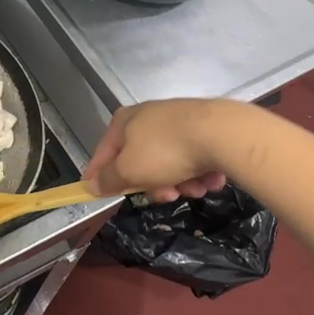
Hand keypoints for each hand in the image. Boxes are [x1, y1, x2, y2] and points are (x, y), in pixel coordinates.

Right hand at [82, 99, 236, 200]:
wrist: (220, 134)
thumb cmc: (165, 151)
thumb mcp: (130, 170)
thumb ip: (109, 179)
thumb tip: (92, 184)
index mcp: (124, 121)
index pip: (104, 152)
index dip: (99, 174)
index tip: (97, 193)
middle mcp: (147, 118)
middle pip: (141, 162)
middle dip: (155, 185)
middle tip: (167, 196)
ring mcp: (176, 122)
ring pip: (170, 164)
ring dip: (181, 183)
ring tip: (195, 187)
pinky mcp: (202, 130)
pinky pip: (193, 158)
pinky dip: (199, 173)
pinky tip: (210, 178)